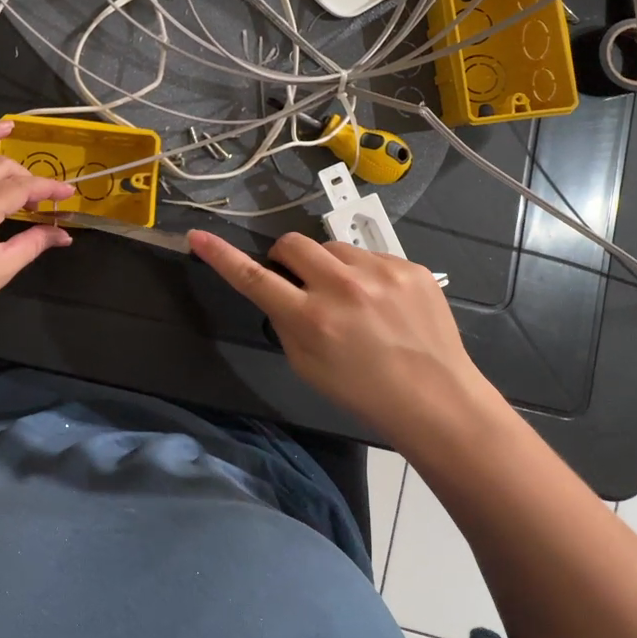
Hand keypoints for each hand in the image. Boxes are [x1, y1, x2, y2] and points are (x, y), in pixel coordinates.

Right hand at [187, 230, 494, 442]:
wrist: (438, 401)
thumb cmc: (362, 391)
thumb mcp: (306, 365)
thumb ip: (284, 322)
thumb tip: (279, 289)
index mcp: (311, 318)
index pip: (253, 277)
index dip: (221, 256)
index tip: (198, 236)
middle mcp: (342, 287)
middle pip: (292, 244)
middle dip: (287, 259)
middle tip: (300, 284)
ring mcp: (380, 273)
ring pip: (332, 247)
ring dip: (329, 266)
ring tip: (352, 300)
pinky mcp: (410, 267)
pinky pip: (370, 256)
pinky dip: (365, 274)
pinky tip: (382, 304)